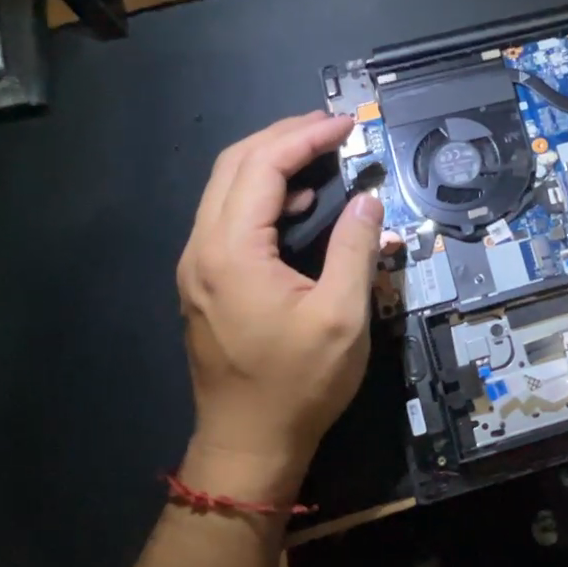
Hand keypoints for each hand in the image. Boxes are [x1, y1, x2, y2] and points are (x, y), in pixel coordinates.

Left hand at [176, 113, 384, 498]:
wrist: (248, 442)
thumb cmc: (298, 384)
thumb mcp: (342, 317)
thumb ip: (355, 248)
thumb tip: (369, 200)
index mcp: (232, 251)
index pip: (263, 168)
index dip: (306, 137)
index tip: (347, 124)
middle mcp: (203, 249)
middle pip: (233, 166)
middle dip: (283, 136)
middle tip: (332, 128)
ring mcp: (198, 266)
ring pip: (226, 189)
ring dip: (270, 162)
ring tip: (321, 153)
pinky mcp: (205, 282)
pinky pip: (228, 217)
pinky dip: (262, 195)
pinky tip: (300, 203)